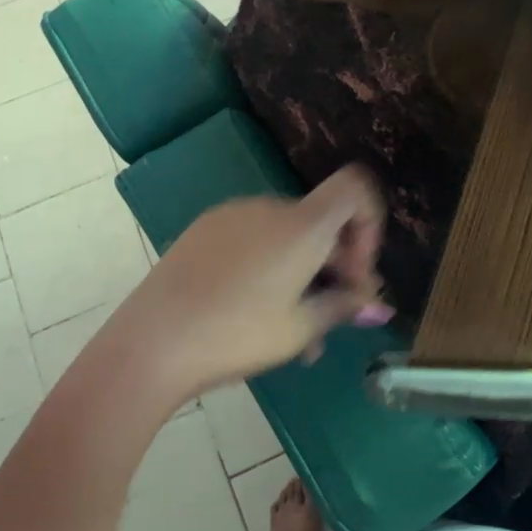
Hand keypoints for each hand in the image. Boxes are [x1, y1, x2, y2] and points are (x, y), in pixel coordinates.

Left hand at [96, 166, 390, 403]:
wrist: (153, 341)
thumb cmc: (238, 334)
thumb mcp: (301, 327)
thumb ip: (344, 306)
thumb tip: (377, 305)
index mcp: (302, 224)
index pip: (355, 188)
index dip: (370, 225)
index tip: (358, 275)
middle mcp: (270, 207)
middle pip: (320, 222)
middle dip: (336, 268)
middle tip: (335, 321)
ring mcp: (232, 216)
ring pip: (287, 239)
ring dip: (304, 277)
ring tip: (298, 337)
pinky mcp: (203, 231)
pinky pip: (255, 242)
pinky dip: (271, 269)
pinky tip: (259, 316)